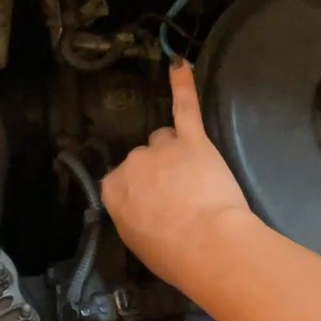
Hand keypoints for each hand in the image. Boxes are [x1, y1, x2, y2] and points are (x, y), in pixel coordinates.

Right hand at [101, 61, 254, 289]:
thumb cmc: (174, 255)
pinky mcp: (193, 141)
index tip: (155, 209)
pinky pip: (185, 107)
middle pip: (145, 159)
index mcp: (112, 190)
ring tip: (196, 180)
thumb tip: (141, 206)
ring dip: (178, 155)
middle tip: (181, 201)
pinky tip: (179, 65)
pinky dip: (183, 85)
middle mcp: (131, 163)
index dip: (142, 195)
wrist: (208, 245)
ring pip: (166, 141)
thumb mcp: (136, 241)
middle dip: (160, 175)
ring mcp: (162, 149)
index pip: (123, 181)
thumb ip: (132, 214)